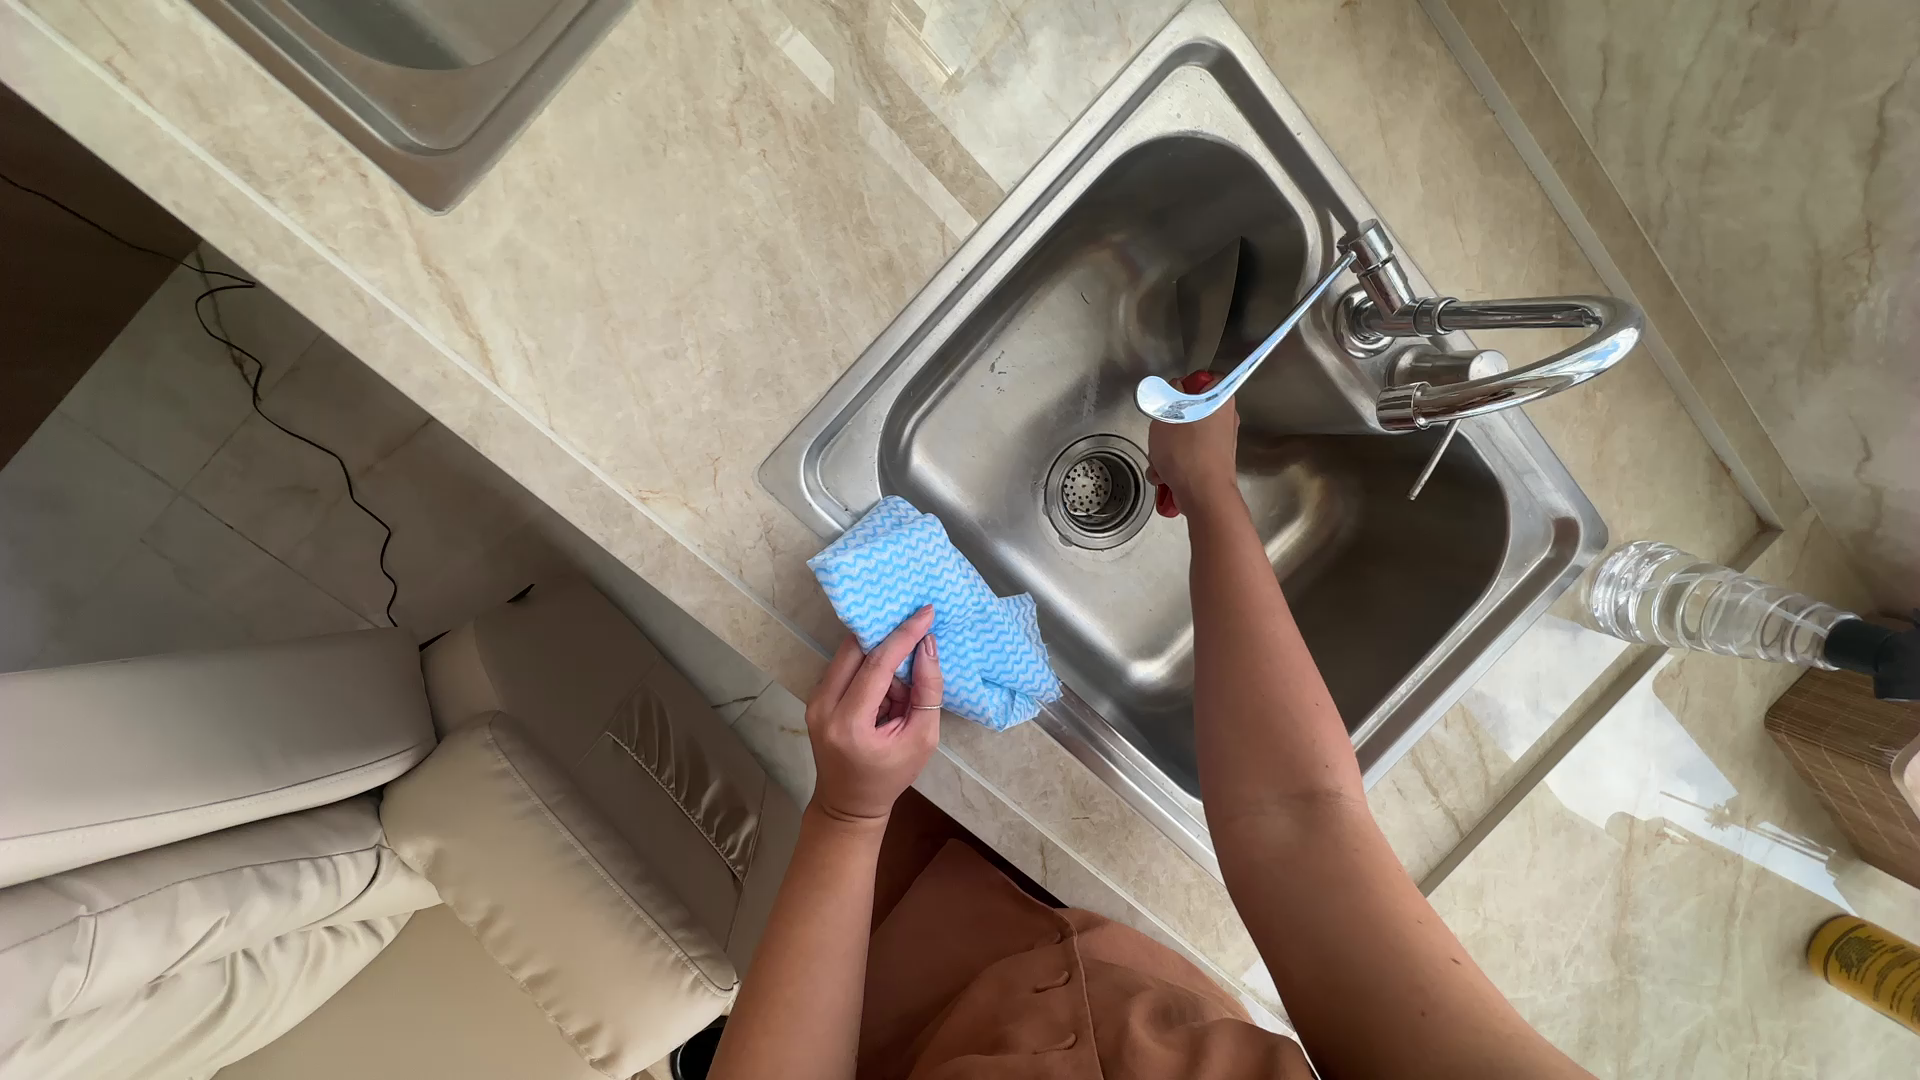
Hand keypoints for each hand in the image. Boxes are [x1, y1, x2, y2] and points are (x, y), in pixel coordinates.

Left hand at [804, 605, 942, 822]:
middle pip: (856, 650)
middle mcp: (822, 706)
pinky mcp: (815, 698)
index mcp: (849, 723)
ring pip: (849, 655)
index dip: (903, 635)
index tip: (926, 612)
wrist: (848, 804)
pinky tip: (886, 690)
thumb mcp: (922, 740)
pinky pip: (844, 666)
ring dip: (879, 657)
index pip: (877, 665)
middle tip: (916, 637)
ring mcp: (813, 701)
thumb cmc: (890, 776)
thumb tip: (928, 646)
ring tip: (900, 685)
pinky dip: (868, 668)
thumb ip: (927, 692)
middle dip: (889, 640)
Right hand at [1148, 370, 1240, 516]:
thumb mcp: (1166, 416)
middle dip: (1169, 424)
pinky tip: (1163, 475)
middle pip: (1191, 411)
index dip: (1186, 385)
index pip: (1207, 379)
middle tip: (1159, 433)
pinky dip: (1174, 464)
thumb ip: (1167, 395)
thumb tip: (1173, 389)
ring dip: (1166, 448)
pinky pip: (1188, 455)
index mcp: (1220, 400)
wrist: (1203, 495)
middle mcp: (1225, 419)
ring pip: (1186, 436)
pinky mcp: (1213, 463)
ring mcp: (1220, 443)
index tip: (1170, 397)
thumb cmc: (1186, 452)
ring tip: (1159, 460)